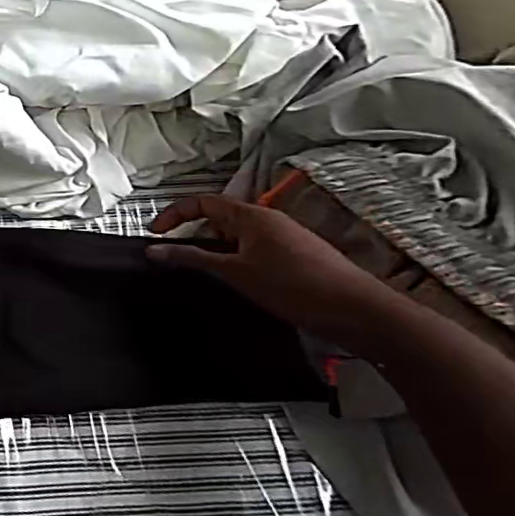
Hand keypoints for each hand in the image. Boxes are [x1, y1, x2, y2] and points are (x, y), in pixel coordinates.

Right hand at [146, 194, 415, 355]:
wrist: (361, 313)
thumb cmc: (295, 286)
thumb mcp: (234, 272)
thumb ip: (192, 258)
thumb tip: (154, 249)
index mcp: (252, 215)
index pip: (202, 202)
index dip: (174, 214)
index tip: (155, 232)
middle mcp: (269, 220)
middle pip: (220, 217)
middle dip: (196, 233)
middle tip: (179, 255)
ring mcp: (286, 238)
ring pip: (238, 236)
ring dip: (218, 249)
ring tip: (209, 272)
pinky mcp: (298, 256)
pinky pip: (255, 249)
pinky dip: (238, 259)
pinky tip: (240, 282)